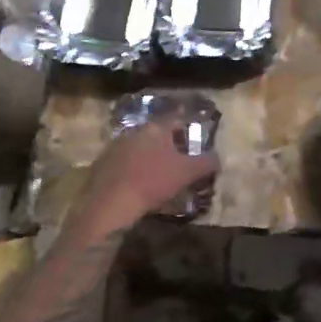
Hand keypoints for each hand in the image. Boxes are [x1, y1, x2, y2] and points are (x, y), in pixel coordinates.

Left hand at [70, 120, 219, 233]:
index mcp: (156, 128)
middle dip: (169, 142)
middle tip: (180, 156)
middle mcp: (135, 131)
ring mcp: (116, 145)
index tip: (195, 132)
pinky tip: (138, 182)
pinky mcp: (102, 163)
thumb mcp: (187, 173)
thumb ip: (206, 163)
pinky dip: (134, 167)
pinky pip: (125, 160)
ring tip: (160, 171)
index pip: (176, 118)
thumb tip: (218, 158)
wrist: (110, 203)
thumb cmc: (153, 182)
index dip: (187, 124)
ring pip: (139, 145)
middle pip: (157, 132)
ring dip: (150, 154)